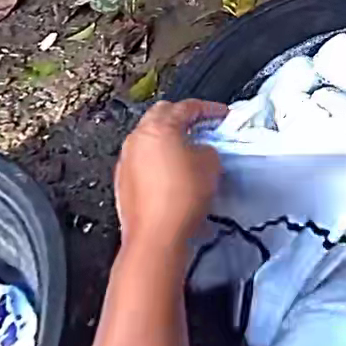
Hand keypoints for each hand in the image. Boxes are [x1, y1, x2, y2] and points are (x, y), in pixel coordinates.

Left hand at [114, 98, 227, 261]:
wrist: (156, 238)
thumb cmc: (184, 196)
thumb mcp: (211, 163)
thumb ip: (208, 146)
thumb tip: (201, 149)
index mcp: (159, 126)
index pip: (187, 106)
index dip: (209, 109)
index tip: (223, 115)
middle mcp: (138, 138)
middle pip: (162, 114)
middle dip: (184, 117)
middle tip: (204, 126)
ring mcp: (126, 159)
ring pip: (149, 137)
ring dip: (169, 137)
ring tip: (189, 148)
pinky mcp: (122, 181)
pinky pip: (143, 158)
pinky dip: (158, 157)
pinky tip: (172, 171)